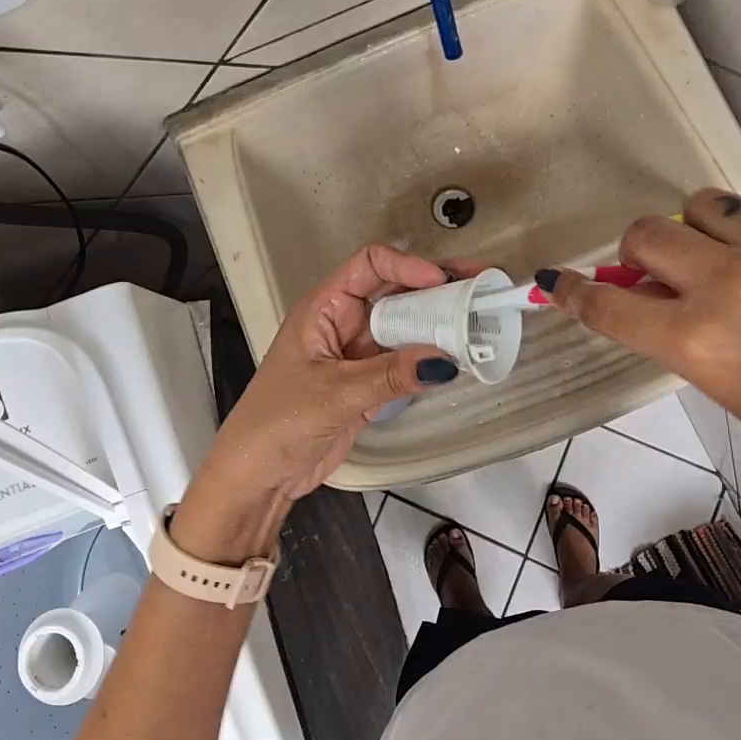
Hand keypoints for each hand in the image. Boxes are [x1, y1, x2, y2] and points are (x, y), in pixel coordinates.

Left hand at [175, 245, 477, 561]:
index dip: (406, 266)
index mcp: (324, 308)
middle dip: (436, 287)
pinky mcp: (369, 383)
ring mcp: (358, 353)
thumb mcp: (334, 393)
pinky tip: (460, 358)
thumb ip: (389, 375)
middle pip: (395, 291)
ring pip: (405, 326)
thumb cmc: (278, 421)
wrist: (259, 474)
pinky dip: (431, 358)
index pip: (369, 265)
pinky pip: (406, 361)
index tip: (441, 281)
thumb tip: (446, 361)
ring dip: (440, 323)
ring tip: (481, 320)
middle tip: (482, 285)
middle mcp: (344, 322)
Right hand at [539, 179, 740, 491]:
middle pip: (646, 233)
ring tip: (732, 259)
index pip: (608, 305)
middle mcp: (735, 284)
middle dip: (641, 256)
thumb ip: (692, 344)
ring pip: (705, 203)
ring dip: (700, 231)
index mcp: (703, 346)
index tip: (561, 284)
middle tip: (664, 278)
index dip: (576, 294)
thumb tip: (658, 303)